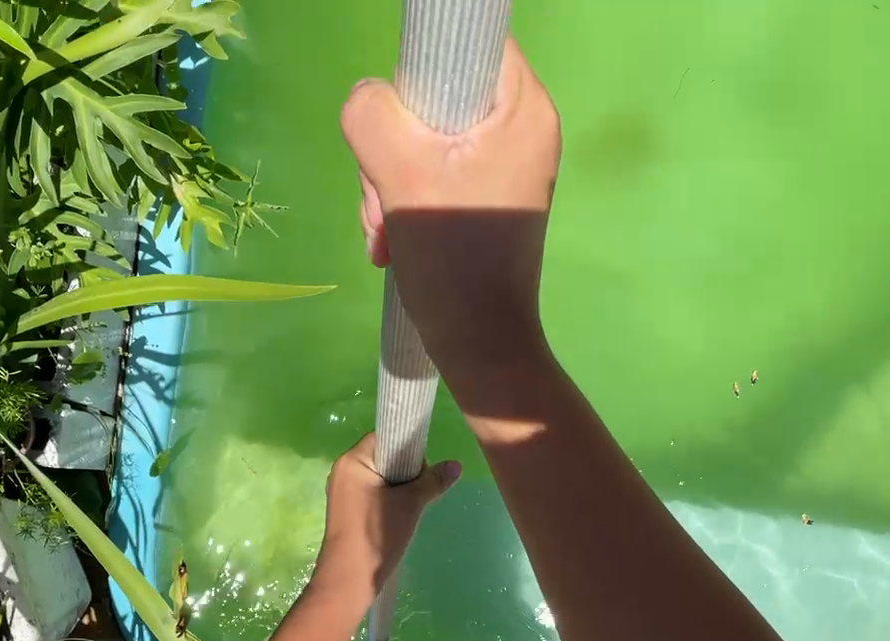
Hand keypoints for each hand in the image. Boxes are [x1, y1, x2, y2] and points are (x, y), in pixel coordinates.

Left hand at [311, 433, 460, 606]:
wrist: (350, 579)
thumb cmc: (377, 534)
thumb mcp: (411, 504)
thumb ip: (433, 480)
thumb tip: (456, 465)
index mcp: (353, 460)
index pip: (385, 437)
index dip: (408, 446)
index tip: (423, 467)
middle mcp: (344, 471)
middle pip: (385, 457)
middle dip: (407, 471)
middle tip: (419, 491)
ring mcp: (344, 492)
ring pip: (382, 478)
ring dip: (401, 489)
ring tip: (411, 507)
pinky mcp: (348, 511)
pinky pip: (374, 494)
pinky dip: (391, 501)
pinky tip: (400, 518)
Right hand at [340, 38, 561, 356]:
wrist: (481, 348)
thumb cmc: (453, 263)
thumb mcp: (401, 177)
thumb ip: (372, 115)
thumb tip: (367, 102)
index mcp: (522, 108)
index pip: (464, 43)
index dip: (418, 76)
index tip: (398, 130)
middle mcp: (521, 130)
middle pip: (434, 100)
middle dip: (390, 153)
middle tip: (382, 208)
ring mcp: (503, 169)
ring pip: (423, 144)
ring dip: (388, 189)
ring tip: (385, 238)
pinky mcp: (485, 202)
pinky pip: (431, 179)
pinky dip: (404, 207)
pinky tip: (393, 245)